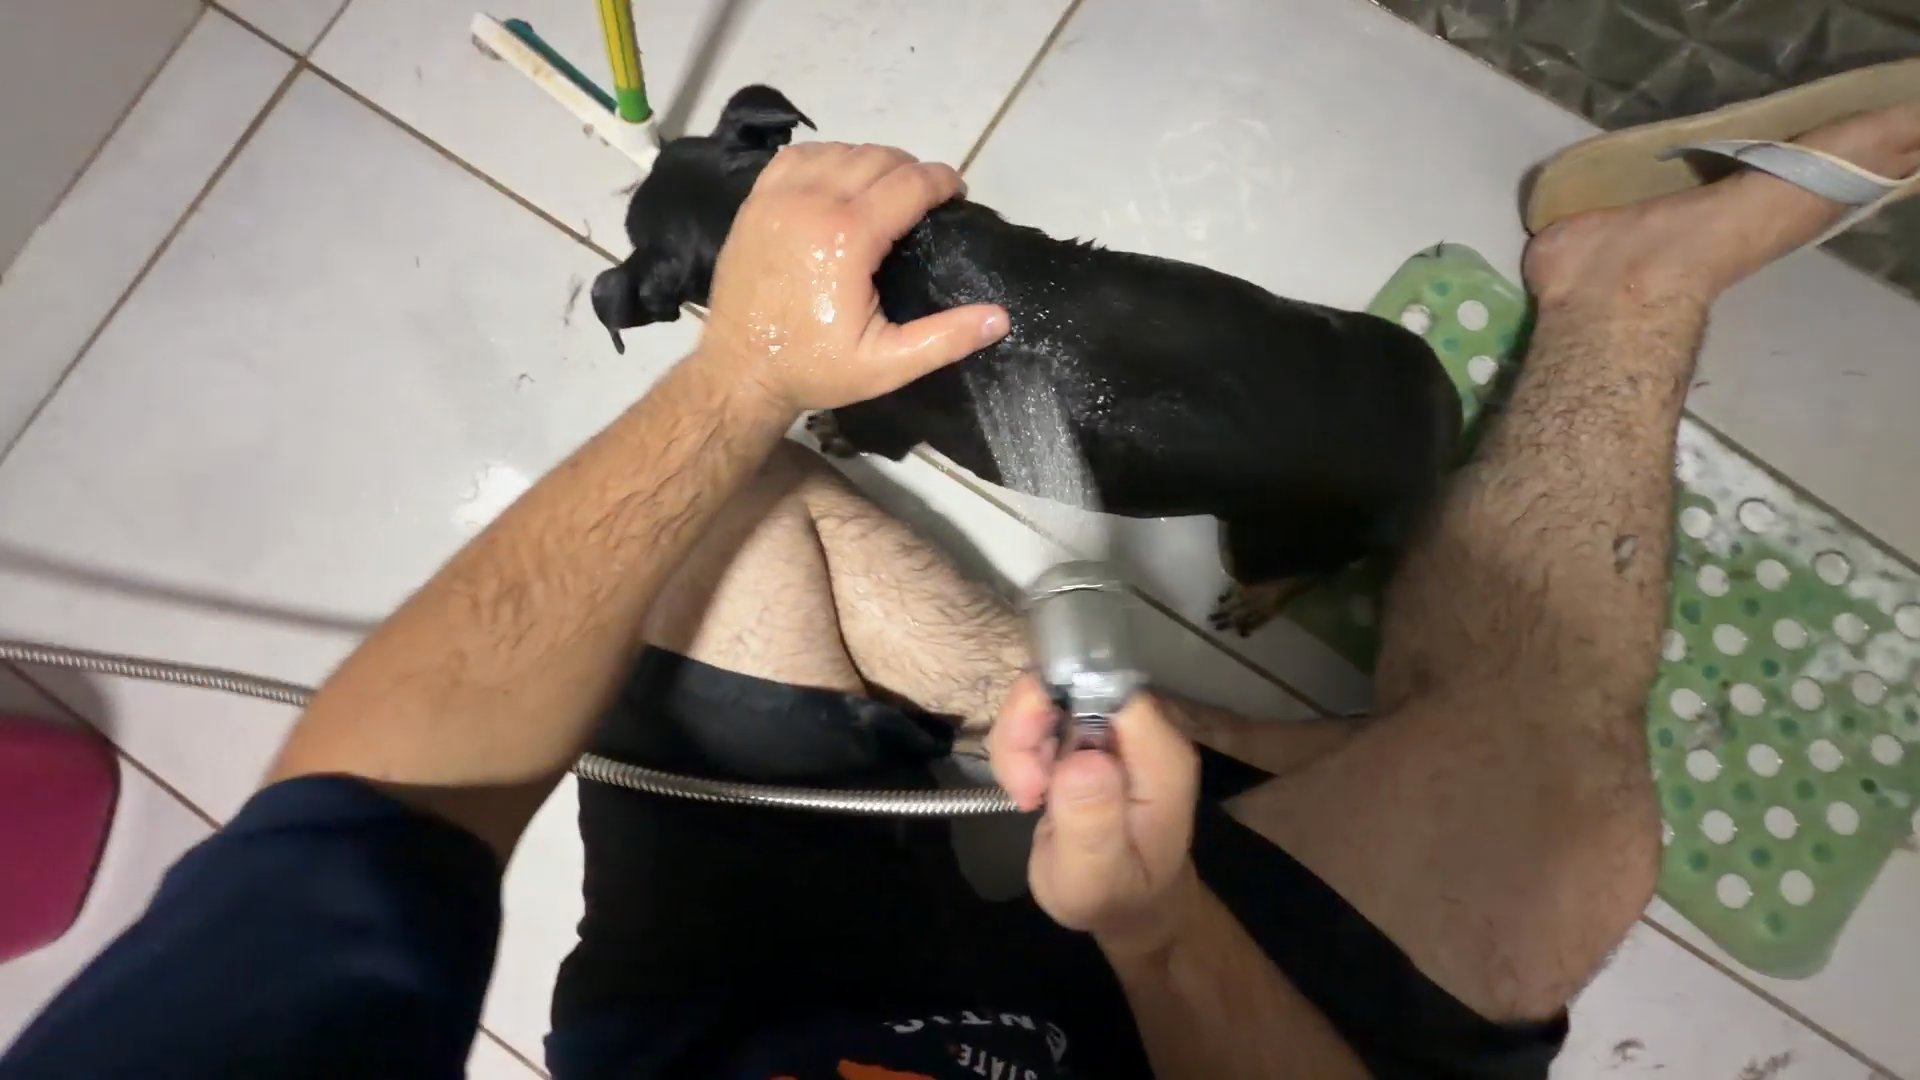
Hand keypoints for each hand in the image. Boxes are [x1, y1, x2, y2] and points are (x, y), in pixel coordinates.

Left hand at [700, 142, 1009, 412]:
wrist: (741, 370)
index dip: (942, 180)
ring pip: (839, 150)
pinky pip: (798, 157)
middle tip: (927, 198)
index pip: (909, 182)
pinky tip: (839, 181)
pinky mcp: (756, 202)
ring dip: (872, 162)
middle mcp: (813, 201)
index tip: (957, 192)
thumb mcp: (887, 364)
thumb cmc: (815, 369)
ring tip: (888, 190)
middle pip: (878, 158)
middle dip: (911, 170)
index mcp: (849, 235)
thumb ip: (945, 339)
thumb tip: (1001, 318)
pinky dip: (827, 158)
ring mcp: (778, 197)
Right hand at [989, 676, 1201, 953]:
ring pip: (1046, 695)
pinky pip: (1038, 714)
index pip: (1110, 691)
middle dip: (1029, 726)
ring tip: (1027, 795)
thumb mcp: (1097, 876)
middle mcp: (1140, 732)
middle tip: (1025, 787)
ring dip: (1018, 741)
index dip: (1062, 705)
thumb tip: (1084, 758)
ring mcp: (1112, 729)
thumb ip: (1092, 822)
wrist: (1127, 906)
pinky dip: (1018, 747)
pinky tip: (1030, 789)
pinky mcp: (1086, 733)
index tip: (1035, 761)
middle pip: (1071, 684)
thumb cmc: (1116, 897)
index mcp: (1160, 757)